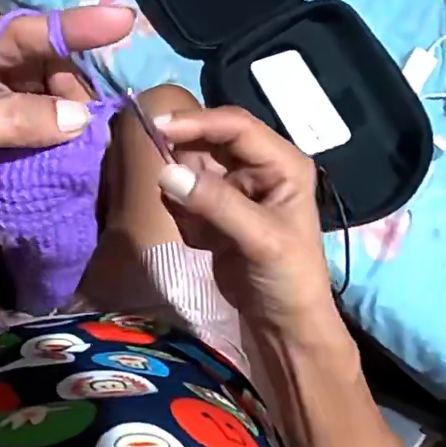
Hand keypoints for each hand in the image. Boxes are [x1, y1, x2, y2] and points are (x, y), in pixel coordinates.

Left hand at [0, 6, 135, 283]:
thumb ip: (11, 117)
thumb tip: (79, 118)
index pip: (14, 31)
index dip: (68, 26)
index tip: (121, 20)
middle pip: (39, 58)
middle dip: (71, 75)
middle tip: (94, 106)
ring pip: (48, 93)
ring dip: (73, 107)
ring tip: (88, 128)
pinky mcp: (7, 142)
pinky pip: (48, 127)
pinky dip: (68, 132)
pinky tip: (84, 139)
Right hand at [153, 106, 338, 337]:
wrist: (282, 323)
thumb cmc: (288, 278)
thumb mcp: (259, 239)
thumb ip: (215, 203)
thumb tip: (165, 172)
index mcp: (281, 163)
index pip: (235, 127)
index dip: (197, 122)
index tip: (157, 128)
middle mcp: (257, 167)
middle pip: (208, 141)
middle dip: (184, 157)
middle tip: (163, 178)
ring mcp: (233, 188)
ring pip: (191, 169)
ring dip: (184, 195)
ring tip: (201, 231)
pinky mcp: (213, 209)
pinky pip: (183, 196)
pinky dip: (182, 214)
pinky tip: (203, 242)